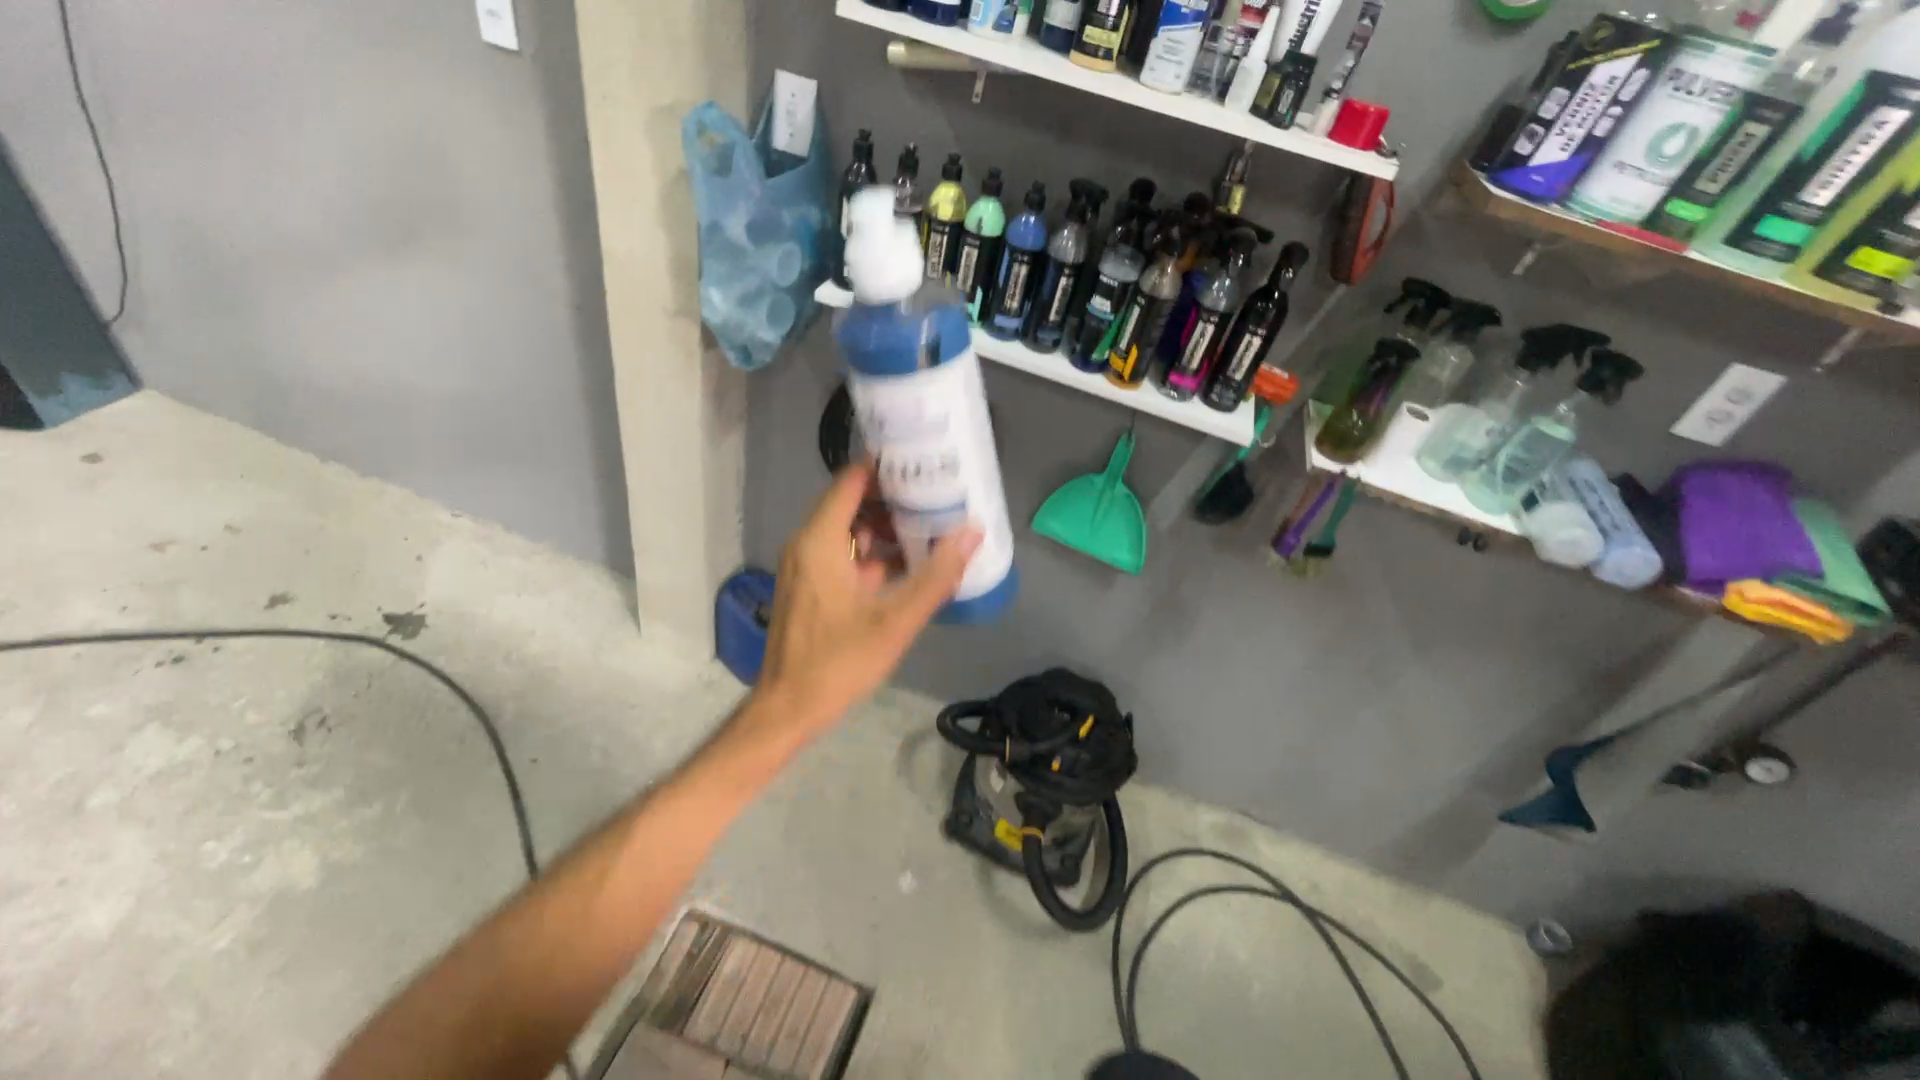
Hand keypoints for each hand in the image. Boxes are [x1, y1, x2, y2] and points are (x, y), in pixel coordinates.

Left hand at [753, 461, 981, 736]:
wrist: (788, 709)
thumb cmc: (838, 663)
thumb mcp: (895, 621)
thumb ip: (936, 577)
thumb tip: (973, 533)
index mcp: (820, 541)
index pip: (852, 480)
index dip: (886, 466)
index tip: (923, 461)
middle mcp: (807, 545)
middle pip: (851, 502)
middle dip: (894, 498)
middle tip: (938, 495)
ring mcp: (806, 567)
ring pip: (849, 531)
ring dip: (886, 529)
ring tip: (932, 528)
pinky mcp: (810, 588)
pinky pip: (843, 555)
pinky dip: (873, 555)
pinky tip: (909, 567)